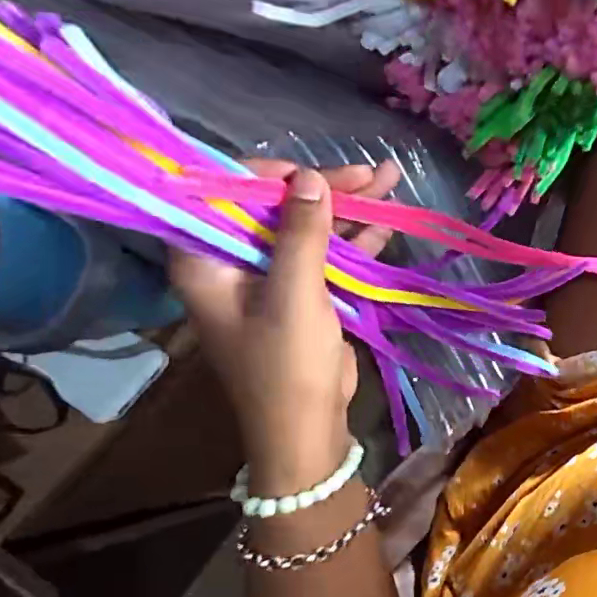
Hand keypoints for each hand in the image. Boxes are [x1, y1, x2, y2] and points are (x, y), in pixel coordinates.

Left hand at [170, 160, 398, 488]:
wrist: (307, 425)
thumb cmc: (286, 364)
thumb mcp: (295, 295)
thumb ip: (302, 234)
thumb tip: (311, 176)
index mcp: (206, 260)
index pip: (224, 195)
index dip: (268, 176)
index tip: (313, 173)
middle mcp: (234, 262)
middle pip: (277, 208)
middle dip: (325, 188)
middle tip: (373, 172)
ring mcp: (273, 277)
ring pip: (310, 228)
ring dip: (350, 207)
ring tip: (391, 179)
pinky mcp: (305, 292)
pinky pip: (329, 254)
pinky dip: (357, 237)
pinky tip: (388, 219)